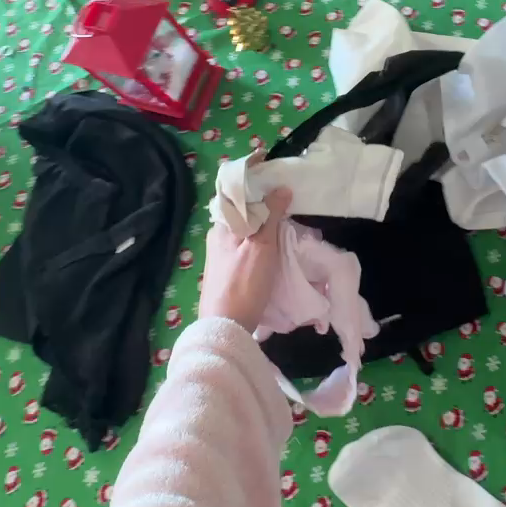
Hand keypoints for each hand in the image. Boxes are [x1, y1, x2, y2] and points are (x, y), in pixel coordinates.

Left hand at [199, 187, 291, 331]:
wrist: (224, 328)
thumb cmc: (244, 284)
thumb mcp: (262, 246)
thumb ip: (271, 215)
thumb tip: (282, 188)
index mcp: (222, 224)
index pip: (237, 191)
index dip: (256, 181)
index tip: (278, 178)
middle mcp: (217, 234)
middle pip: (242, 209)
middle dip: (263, 202)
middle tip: (288, 200)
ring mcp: (219, 253)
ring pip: (244, 227)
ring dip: (263, 222)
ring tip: (285, 221)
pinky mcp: (225, 269)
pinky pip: (244, 243)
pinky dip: (259, 238)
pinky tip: (272, 245)